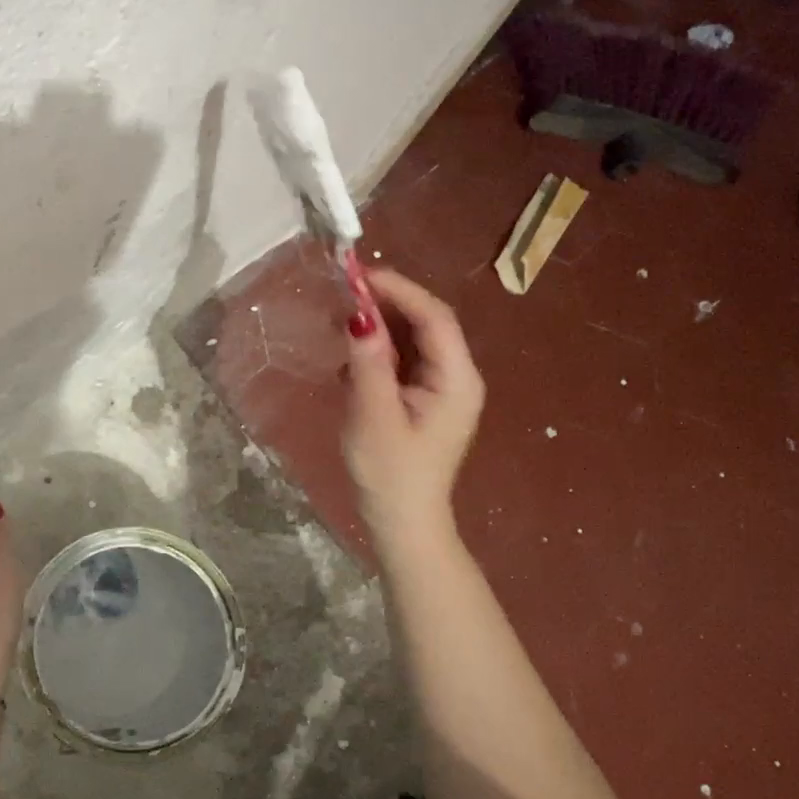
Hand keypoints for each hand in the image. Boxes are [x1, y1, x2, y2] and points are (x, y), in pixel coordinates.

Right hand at [341, 267, 484, 549]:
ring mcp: (440, 390)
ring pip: (413, 341)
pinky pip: (403, 363)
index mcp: (457, 379)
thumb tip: (358, 315)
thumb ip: (368, 363)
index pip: (434, 317)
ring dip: (380, 327)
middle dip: (387, 305)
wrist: (401, 523)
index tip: (358, 275)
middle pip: (426, 324)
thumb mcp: (373, 416)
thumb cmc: (390, 473)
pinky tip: (350, 357)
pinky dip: (378, 352)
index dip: (399, 290)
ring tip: (341, 319)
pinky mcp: (422, 402)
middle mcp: (456, 377)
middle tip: (343, 292)